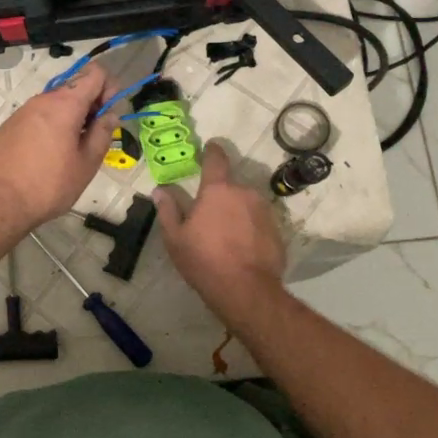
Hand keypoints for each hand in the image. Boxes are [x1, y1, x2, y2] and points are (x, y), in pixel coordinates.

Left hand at [0, 64, 119, 234]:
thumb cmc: (49, 185)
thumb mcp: (86, 163)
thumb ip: (102, 133)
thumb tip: (110, 114)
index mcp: (64, 104)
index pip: (95, 73)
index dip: (109, 89)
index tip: (108, 115)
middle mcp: (41, 100)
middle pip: (74, 88)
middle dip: (90, 106)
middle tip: (93, 138)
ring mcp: (21, 112)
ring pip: (54, 104)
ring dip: (70, 118)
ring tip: (71, 151)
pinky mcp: (8, 126)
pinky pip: (37, 117)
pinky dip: (50, 126)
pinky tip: (47, 155)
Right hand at [153, 142, 286, 306]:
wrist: (246, 290)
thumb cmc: (204, 260)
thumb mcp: (175, 238)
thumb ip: (168, 210)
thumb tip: (160, 190)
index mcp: (218, 190)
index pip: (216, 159)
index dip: (212, 151)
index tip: (210, 147)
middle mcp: (245, 193)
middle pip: (231, 186)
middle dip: (221, 195)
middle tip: (208, 215)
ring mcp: (264, 211)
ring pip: (246, 203)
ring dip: (236, 212)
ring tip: (225, 234)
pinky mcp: (277, 230)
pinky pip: (258, 222)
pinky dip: (250, 228)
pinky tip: (241, 247)